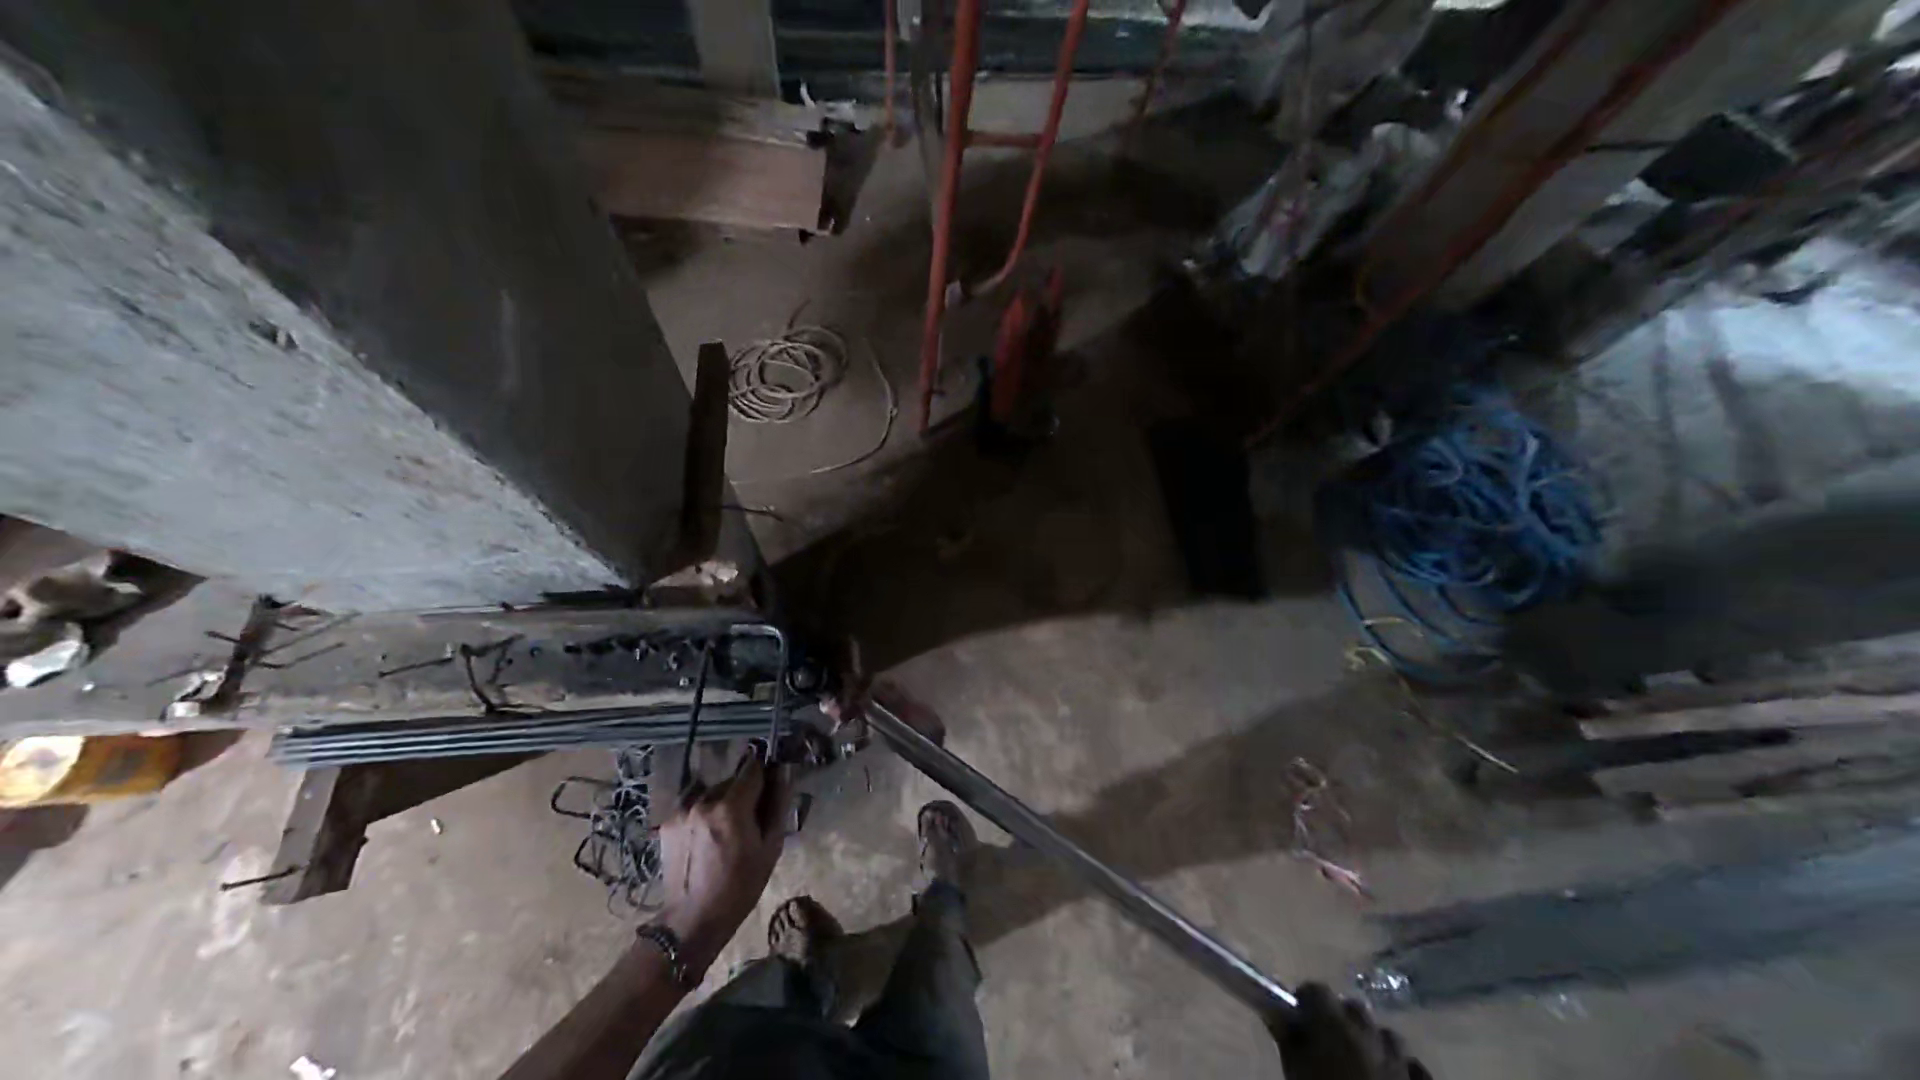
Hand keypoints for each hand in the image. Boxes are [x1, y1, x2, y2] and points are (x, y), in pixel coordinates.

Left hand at [655, 754, 790, 974]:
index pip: (752, 769)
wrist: (692, 921)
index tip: (770, 784)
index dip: (765, 773)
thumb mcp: (770, 848)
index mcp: (731, 807)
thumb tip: (784, 773)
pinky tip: (706, 837)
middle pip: (731, 781)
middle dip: (743, 792)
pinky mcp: (667, 823)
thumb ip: (778, 805)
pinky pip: (693, 806)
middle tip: (750, 818)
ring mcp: (681, 811)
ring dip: (722, 801)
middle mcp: (703, 801)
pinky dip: (703, 813)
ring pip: (711, 792)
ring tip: (726, 830)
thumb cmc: (740, 887)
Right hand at [1273, 984, 1429, 1079]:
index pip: (1316, 990)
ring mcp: (1402, 1062)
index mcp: (1334, 1026)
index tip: (1298, 1016)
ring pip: (1388, 1036)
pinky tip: (1393, 1078)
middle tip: (1329, 1041)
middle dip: (1342, 1018)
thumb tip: (1275, 1014)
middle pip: (1355, 1008)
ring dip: (1375, 1042)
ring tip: (1362, 1062)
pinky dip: (1404, 1069)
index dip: (1306, 1001)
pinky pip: (1416, 1067)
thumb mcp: (1295, 1073)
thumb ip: (1287, 1040)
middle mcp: (1370, 1034)